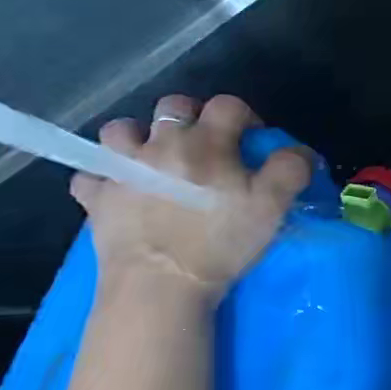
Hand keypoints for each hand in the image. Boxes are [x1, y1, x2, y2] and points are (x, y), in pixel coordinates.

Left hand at [71, 94, 312, 298]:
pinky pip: (90, 176)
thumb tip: (301, 152)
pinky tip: (117, 191)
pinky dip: (103, 179)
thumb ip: (290, 170)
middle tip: (205, 145)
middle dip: (191, 117)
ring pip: (121, 130)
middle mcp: (162, 144)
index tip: (252, 138)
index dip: (245, 116)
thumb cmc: (221, 244)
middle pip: (173, 106)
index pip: (228, 106)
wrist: (162, 283)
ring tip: (153, 159)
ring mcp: (123, 169)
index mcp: (207, 143)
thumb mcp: (272, 208)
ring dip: (138, 137)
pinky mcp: (98, 198)